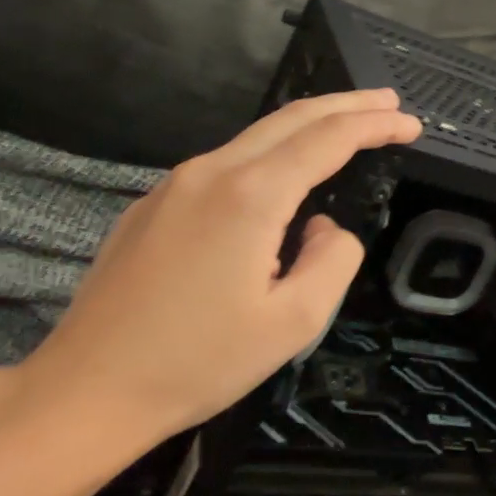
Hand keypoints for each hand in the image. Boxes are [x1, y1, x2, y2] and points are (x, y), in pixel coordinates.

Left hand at [16, 90, 421, 442]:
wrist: (84, 392)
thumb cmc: (196, 363)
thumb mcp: (294, 323)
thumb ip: (333, 259)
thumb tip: (324, 226)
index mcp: (249, 196)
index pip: (328, 139)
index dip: (374, 126)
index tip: (411, 124)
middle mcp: (210, 172)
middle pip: (291, 119)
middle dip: (346, 105)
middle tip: (389, 103)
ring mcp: (173, 186)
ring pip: (255, 138)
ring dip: (307, 128)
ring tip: (346, 132)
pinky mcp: (152, 206)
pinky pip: (225, 165)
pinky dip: (269, 155)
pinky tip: (282, 180)